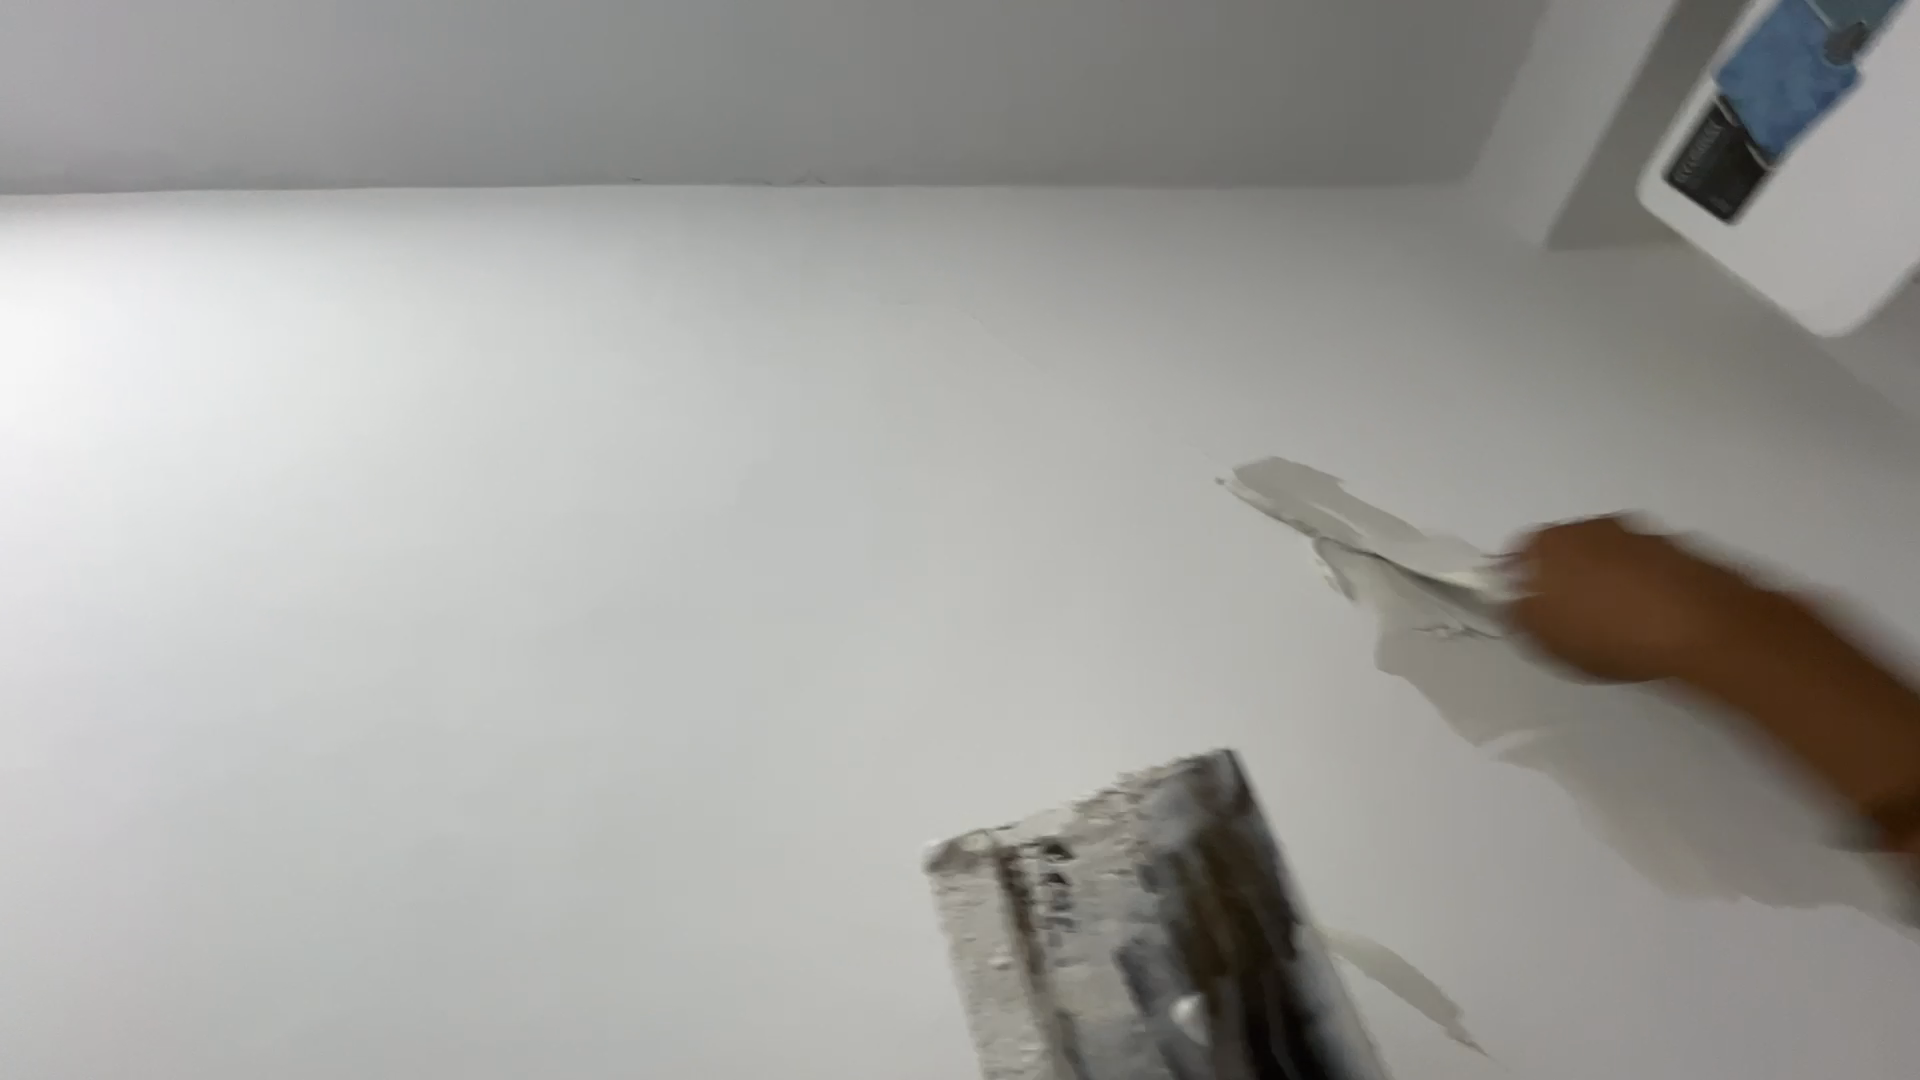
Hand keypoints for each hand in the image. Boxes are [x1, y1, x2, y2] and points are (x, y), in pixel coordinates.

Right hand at [1507, 516, 1780, 682]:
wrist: (1713, 635)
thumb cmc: (1608, 631)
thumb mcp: (1539, 635)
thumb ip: (1516, 613)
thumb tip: (1516, 603)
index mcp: (1551, 540)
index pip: (1519, 553)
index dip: (1520, 582)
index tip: (1527, 608)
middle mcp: (1598, 527)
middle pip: (1570, 552)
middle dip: (1567, 578)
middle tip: (1569, 615)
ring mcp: (1651, 538)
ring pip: (1615, 560)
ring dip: (1612, 583)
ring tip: (1617, 625)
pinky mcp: (1696, 557)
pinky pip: (1657, 573)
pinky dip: (1651, 591)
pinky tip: (1654, 624)